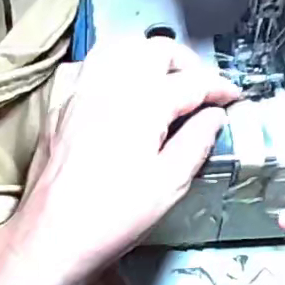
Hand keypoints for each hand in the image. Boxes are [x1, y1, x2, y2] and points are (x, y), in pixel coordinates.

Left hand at [4, 36, 238, 284]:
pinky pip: (88, 65)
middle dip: (186, 63)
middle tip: (200, 90)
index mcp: (141, 103)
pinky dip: (112, 66)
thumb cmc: (113, 217)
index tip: (234, 97)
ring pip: (119, 47)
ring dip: (147, 56)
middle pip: (155, 50)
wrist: (51, 237)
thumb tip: (214, 116)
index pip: (191, 81)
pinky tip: (118, 89)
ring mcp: (79, 91)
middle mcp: (109, 85)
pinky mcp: (59, 105)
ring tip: (163, 81)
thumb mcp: (168, 185)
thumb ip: (196, 142)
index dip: (219, 87)